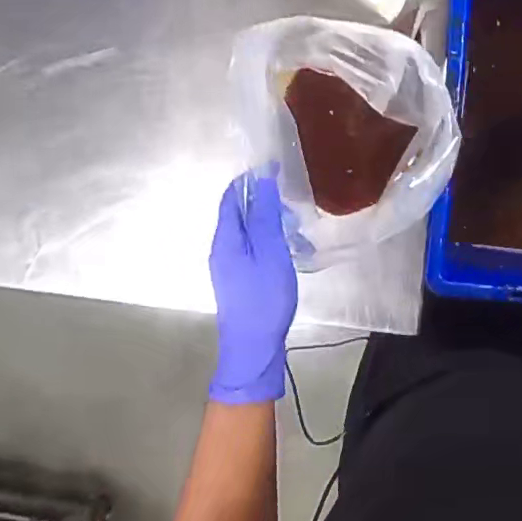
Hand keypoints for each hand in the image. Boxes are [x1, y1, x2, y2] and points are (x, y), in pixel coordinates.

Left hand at [208, 172, 297, 403]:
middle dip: (266, 206)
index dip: (251, 181)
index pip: (232, 197)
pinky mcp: (239, 283)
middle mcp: (222, 250)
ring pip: (249, 235)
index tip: (277, 173)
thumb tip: (262, 181)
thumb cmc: (264, 298)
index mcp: (226, 238)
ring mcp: (229, 268)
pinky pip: (253, 253)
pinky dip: (271, 246)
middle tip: (295, 213)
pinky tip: (289, 257)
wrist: (253, 347)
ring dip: (272, 228)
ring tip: (299, 239)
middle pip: (240, 215)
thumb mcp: (270, 253)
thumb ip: (266, 217)